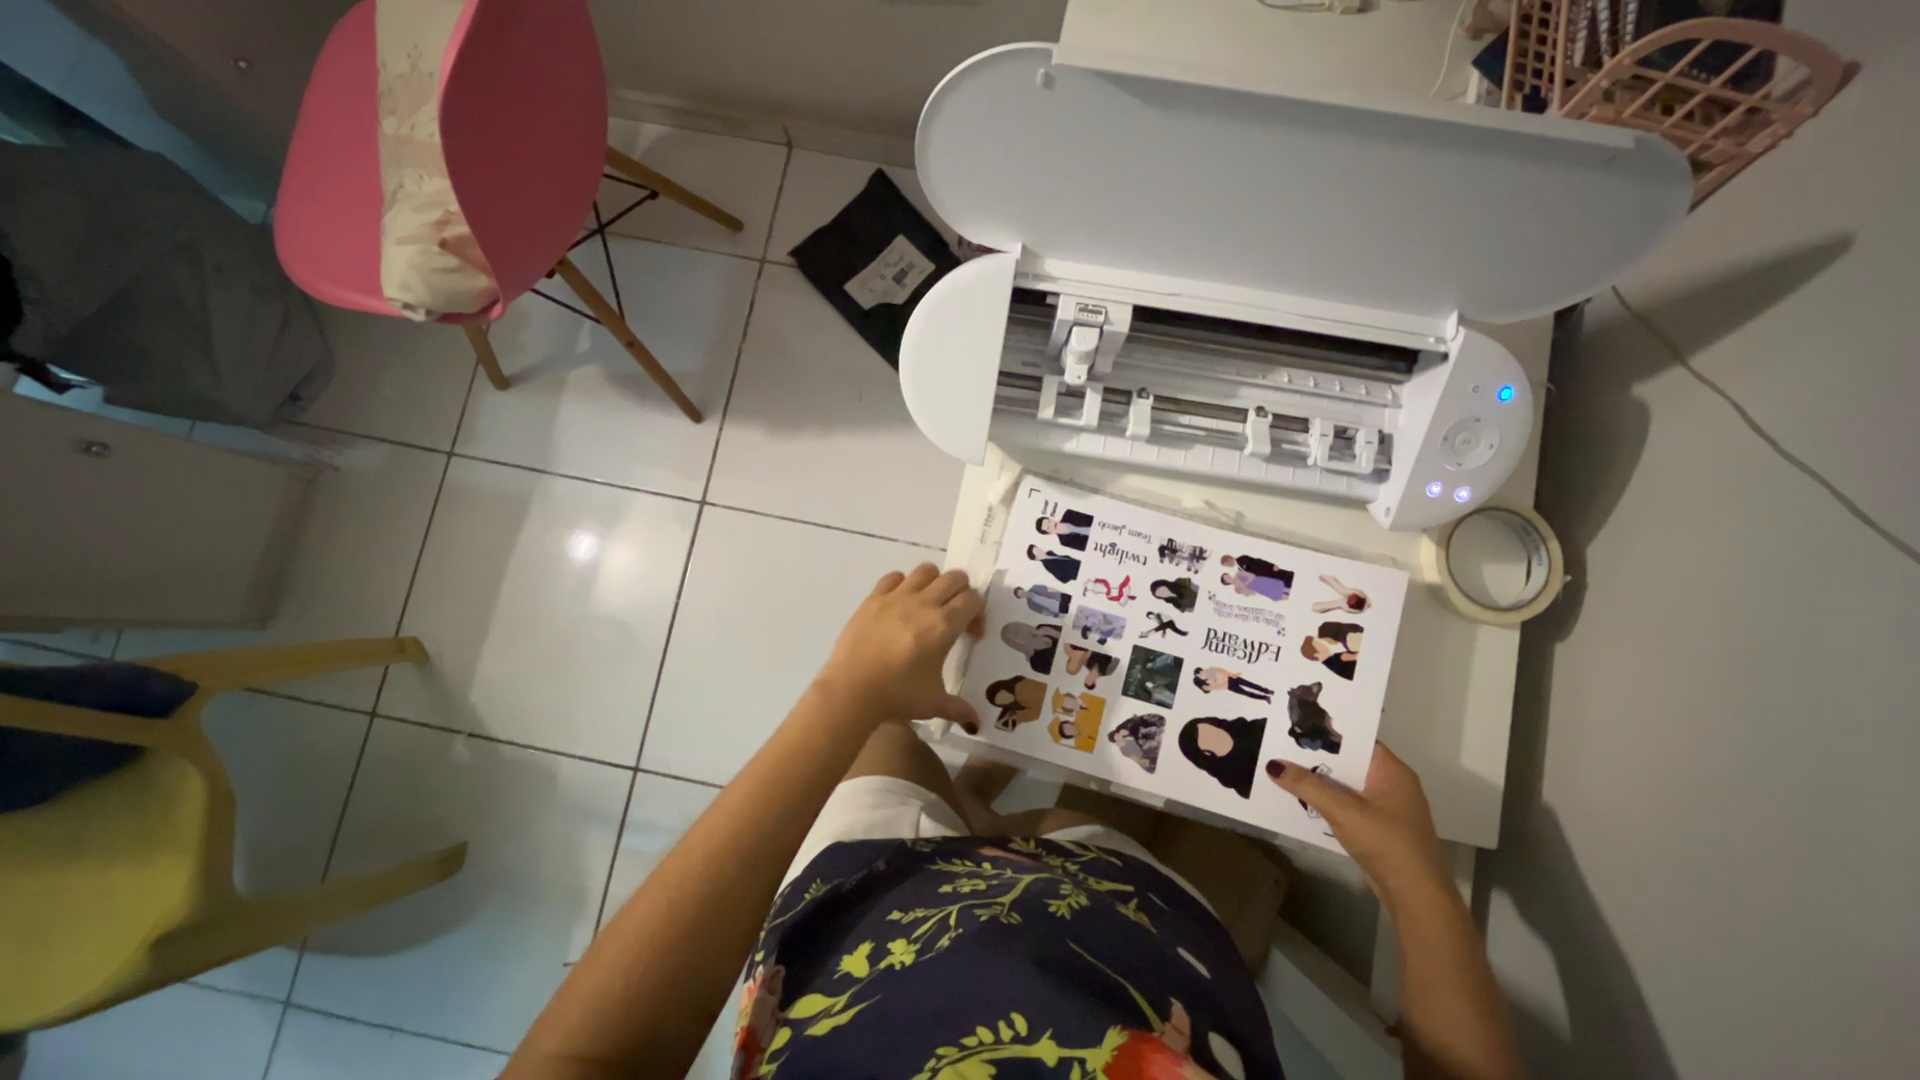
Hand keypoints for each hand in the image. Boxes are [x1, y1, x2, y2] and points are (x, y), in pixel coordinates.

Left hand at [814, 564, 984, 731]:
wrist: (851, 690)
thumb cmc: (897, 695)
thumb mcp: (933, 704)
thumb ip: (958, 708)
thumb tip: (975, 722)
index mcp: (944, 625)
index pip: (972, 600)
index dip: (978, 614)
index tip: (971, 636)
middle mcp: (923, 603)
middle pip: (954, 578)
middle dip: (962, 593)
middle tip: (956, 615)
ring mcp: (896, 597)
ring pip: (925, 570)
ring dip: (934, 582)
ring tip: (929, 604)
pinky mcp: (872, 599)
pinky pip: (893, 577)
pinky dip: (903, 584)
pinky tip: (900, 604)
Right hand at [1265, 743, 1450, 907]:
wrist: (1416, 895)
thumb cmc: (1385, 842)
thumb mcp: (1343, 811)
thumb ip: (1308, 786)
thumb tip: (1274, 765)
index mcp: (1392, 771)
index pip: (1358, 740)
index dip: (1328, 733)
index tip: (1297, 727)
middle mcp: (1393, 784)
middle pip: (1350, 763)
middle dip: (1319, 759)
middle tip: (1282, 747)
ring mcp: (1388, 808)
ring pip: (1348, 787)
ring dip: (1322, 784)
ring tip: (1285, 771)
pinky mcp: (1380, 829)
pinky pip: (1350, 807)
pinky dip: (1329, 804)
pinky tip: (1304, 803)